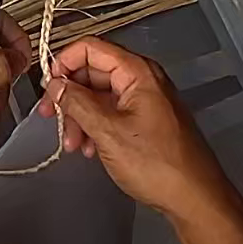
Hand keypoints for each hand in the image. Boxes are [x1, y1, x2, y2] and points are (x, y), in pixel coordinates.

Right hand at [37, 36, 239, 227]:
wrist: (193, 195)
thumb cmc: (158, 163)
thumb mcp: (108, 131)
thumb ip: (78, 103)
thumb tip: (55, 85)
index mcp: (137, 72)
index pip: (91, 48)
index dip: (64, 62)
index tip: (48, 86)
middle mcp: (142, 79)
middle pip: (93, 72)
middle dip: (69, 95)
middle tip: (51, 118)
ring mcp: (145, 99)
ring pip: (100, 95)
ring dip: (80, 116)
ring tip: (73, 144)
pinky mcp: (145, 119)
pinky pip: (112, 112)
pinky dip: (95, 126)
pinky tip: (89, 148)